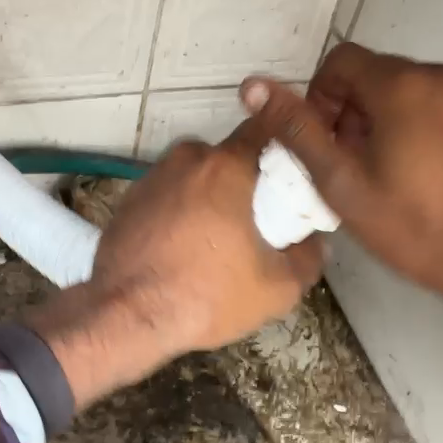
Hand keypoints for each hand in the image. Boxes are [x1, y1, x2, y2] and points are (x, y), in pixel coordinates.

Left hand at [27, 126, 323, 405]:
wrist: (127, 313)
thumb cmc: (207, 294)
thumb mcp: (277, 287)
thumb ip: (307, 257)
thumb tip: (316, 241)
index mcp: (225, 167)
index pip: (262, 130)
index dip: (282, 140)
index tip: (294, 163)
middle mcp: (186, 159)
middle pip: (226, 156)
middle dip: (244, 179)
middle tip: (258, 215)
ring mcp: (153, 176)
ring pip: (194, 175)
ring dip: (208, 195)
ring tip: (220, 236)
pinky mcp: (130, 197)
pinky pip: (168, 193)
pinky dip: (180, 208)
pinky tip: (184, 244)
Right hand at [241, 44, 442, 442]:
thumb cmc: (424, 229)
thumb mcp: (344, 185)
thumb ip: (296, 129)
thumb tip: (253, 85)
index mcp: (401, 85)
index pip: (342, 60)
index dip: (322, 96)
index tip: (327, 141)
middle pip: (382, 75)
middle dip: (357, 110)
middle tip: (355, 164)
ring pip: (421, 94)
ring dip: (396, 120)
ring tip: (398, 175)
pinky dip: (436, 131)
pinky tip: (441, 181)